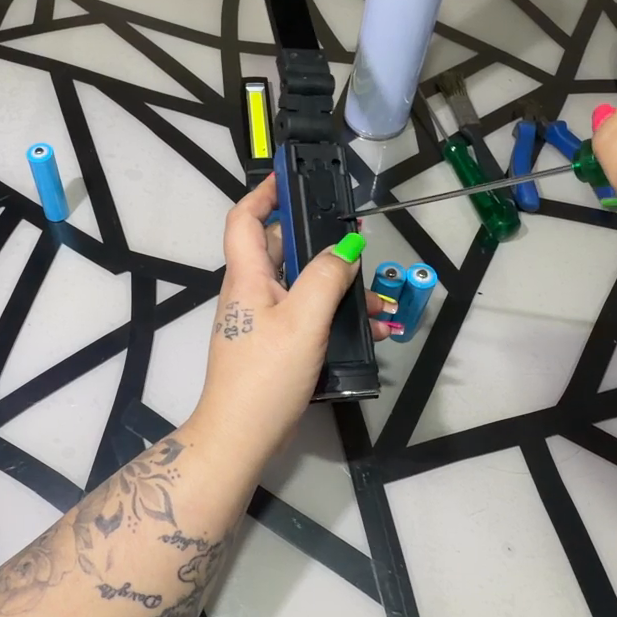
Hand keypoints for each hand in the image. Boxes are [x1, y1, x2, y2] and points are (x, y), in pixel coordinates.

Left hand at [191, 177, 385, 447]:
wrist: (240, 436)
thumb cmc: (265, 374)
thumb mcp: (303, 320)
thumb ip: (327, 278)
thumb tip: (346, 247)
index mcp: (247, 277)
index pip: (245, 220)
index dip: (264, 194)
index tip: (291, 180)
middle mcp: (250, 293)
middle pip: (281, 251)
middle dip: (319, 243)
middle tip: (357, 240)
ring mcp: (260, 321)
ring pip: (299, 288)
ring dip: (336, 286)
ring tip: (376, 296)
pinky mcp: (272, 346)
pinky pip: (304, 318)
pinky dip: (333, 317)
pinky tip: (368, 331)